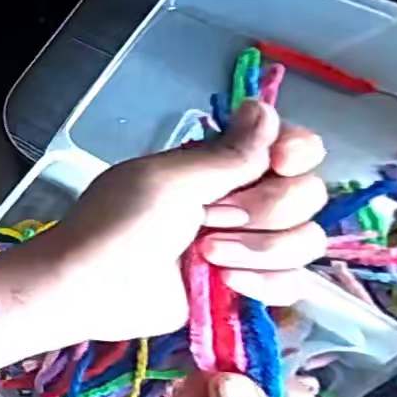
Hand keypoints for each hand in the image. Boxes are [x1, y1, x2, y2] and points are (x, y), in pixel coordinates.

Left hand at [46, 99, 329, 342]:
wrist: (91, 288)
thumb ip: (226, 154)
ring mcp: (240, 244)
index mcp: (209, 166)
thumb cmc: (117, 226)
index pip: (286, 147)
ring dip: (258, 249)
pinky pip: (292, 283)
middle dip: (263, 209)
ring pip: (304, 240)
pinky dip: (264, 284)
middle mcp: (231, 201)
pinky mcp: (241, 285)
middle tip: (207, 219)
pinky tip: (224, 282)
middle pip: (304, 194)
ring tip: (204, 255)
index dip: (295, 152)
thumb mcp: (166, 180)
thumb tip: (263, 108)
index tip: (279, 163)